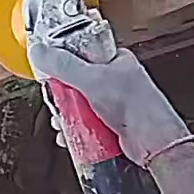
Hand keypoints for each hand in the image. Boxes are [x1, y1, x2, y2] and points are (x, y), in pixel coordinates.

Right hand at [27, 41, 193, 166]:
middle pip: (75, 84)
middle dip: (61, 97)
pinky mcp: (110, 125)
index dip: (63, 63)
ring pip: (78, 106)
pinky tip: (70, 136)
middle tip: (56, 103)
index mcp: (115, 60)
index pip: (81, 53)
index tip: (50, 72)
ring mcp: (112, 104)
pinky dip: (75, 131)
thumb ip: (64, 65)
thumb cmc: (136, 106)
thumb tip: (40, 51)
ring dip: (66, 117)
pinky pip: (85, 124)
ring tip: (62, 123)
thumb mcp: (93, 79)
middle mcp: (114, 81)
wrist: (154, 142)